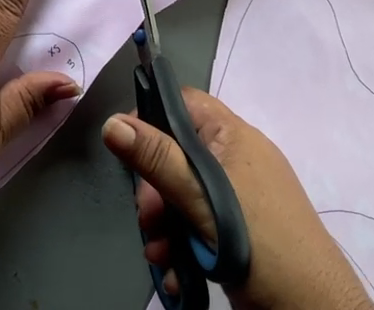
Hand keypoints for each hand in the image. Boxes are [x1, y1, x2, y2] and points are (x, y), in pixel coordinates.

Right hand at [102, 88, 373, 309]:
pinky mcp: (237, 232)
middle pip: (175, 154)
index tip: (127, 147)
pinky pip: (197, 223)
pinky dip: (181, 244)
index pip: (183, 103)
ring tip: (160, 254)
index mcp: (233, 137)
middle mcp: (234, 161)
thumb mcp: (203, 199)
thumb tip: (110, 122)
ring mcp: (237, 198)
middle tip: (148, 219)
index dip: (150, 117)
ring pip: (181, 194)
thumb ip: (156, 159)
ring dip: (163, 224)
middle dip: (154, 189)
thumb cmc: (262, 245)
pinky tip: (175, 270)